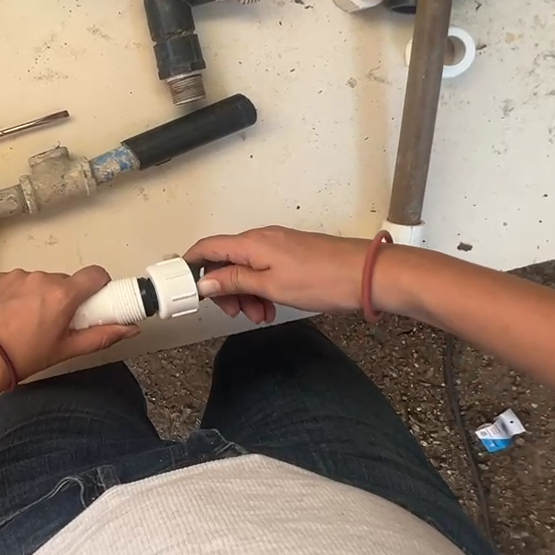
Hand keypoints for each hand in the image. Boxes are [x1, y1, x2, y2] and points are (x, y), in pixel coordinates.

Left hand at [0, 267, 137, 388]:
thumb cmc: (19, 357)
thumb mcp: (64, 351)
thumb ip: (101, 336)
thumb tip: (129, 328)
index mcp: (62, 293)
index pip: (95, 274)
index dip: (99, 287)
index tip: (95, 302)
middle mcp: (41, 277)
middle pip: (64, 281)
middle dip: (64, 299)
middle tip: (55, 325)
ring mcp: (16, 276)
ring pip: (38, 282)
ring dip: (38, 297)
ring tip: (25, 325)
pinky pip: (16, 283)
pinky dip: (16, 296)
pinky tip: (7, 318)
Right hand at [184, 226, 377, 322]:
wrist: (369, 275)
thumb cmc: (325, 279)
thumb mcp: (271, 286)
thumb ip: (234, 281)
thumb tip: (205, 281)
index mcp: (251, 243)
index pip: (207, 248)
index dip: (191, 265)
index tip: (185, 285)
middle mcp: (261, 239)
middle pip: (225, 261)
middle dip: (224, 288)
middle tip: (233, 312)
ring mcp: (278, 245)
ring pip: (245, 268)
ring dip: (244, 293)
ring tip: (259, 315)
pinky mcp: (292, 254)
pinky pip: (264, 269)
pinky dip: (261, 288)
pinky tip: (271, 307)